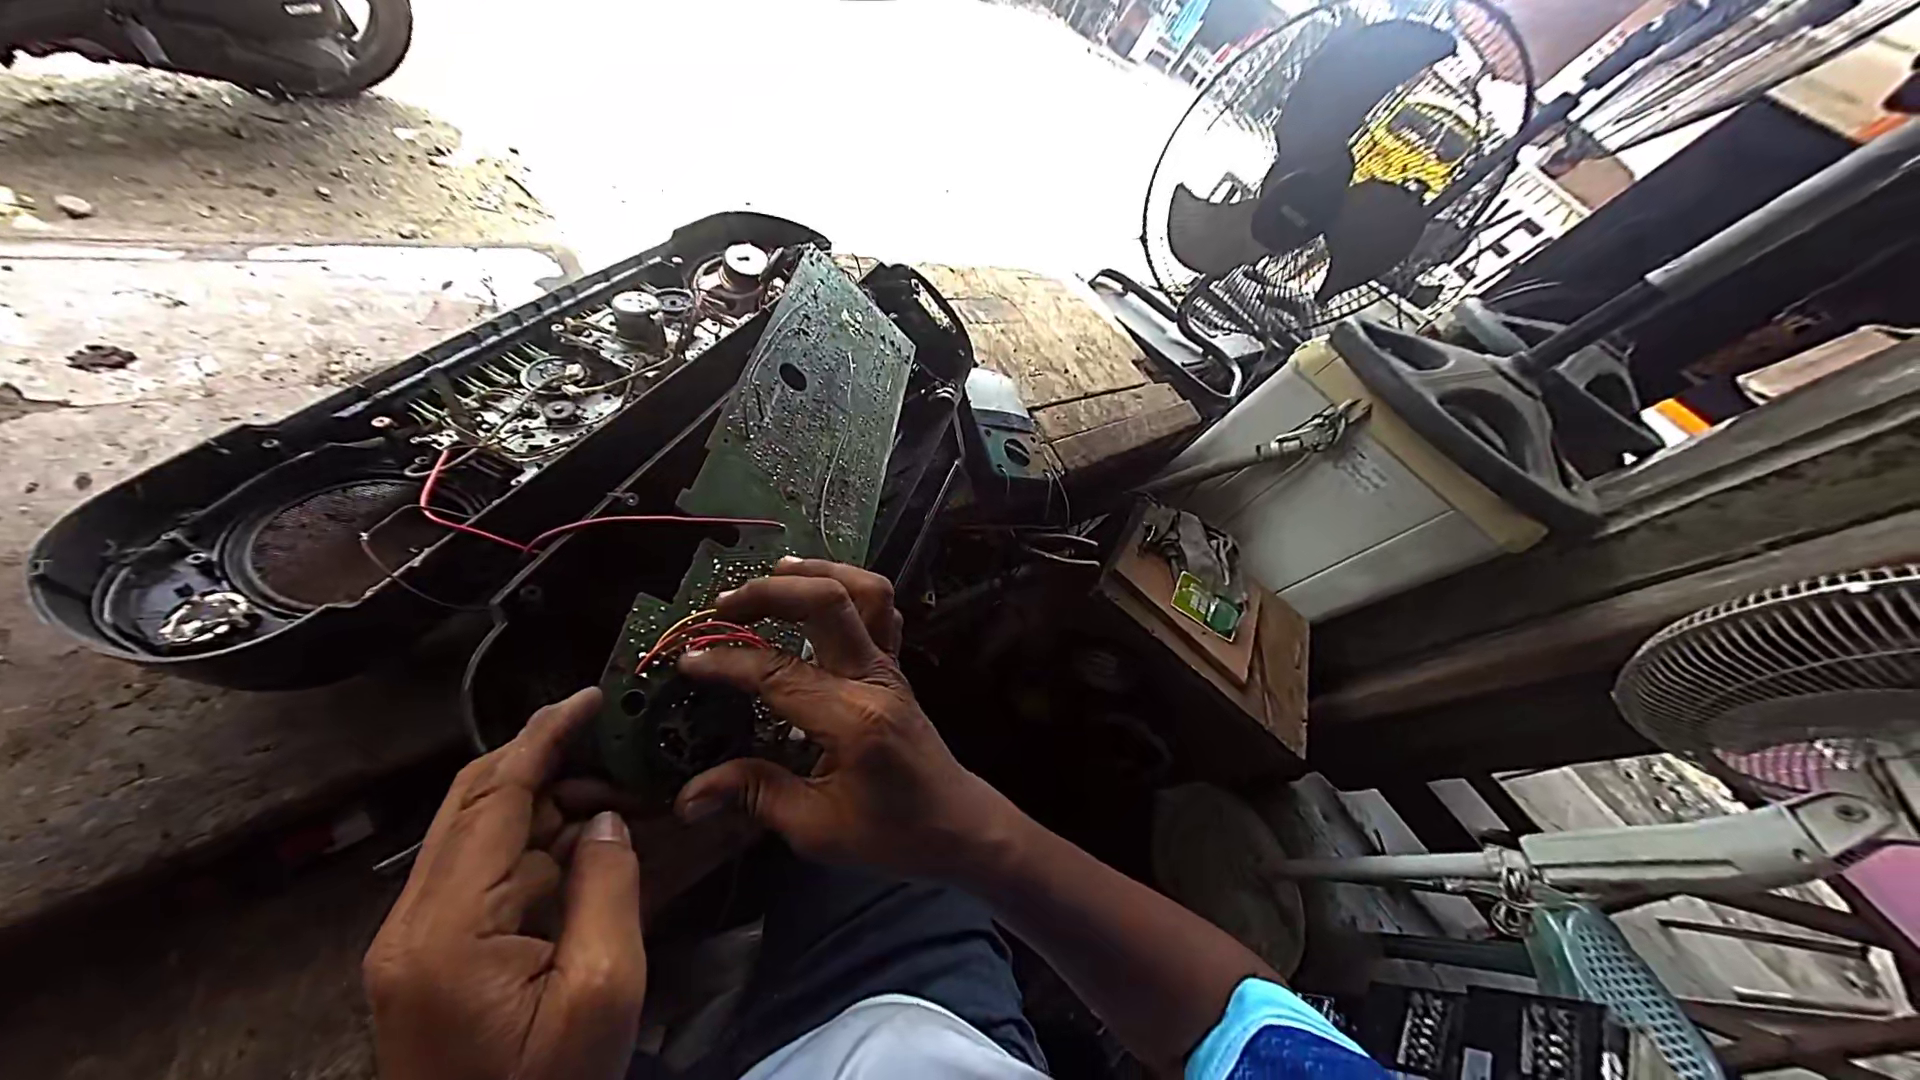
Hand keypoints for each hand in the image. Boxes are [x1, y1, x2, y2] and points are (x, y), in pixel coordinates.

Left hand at [364, 688, 645, 1079]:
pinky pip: (491, 867)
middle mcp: (416, 921)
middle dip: (547, 758)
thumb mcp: (604, 988)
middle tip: (616, 740)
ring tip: (623, 797)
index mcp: (447, 930)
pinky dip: (544, 839)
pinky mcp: (436, 949)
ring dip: (553, 801)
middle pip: (476, 801)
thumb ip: (609, 886)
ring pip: (485, 830)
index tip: (591, 698)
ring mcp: (420, 937)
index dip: (545, 737)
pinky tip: (592, 842)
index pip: (495, 798)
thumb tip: (603, 817)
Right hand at [674, 558, 1025, 883]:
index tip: (689, 659)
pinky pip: (882, 610)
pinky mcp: (896, 666)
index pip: (780, 672)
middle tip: (725, 604)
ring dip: (820, 571)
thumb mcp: (818, 827)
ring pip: (867, 591)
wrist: (956, 823)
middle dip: (773, 593)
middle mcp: (875, 678)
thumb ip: (756, 796)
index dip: (729, 662)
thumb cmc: (891, 833)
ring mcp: (891, 666)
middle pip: (830, 604)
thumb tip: (688, 796)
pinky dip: (850, 589)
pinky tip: (819, 594)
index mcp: (853, 719)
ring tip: (774, 572)